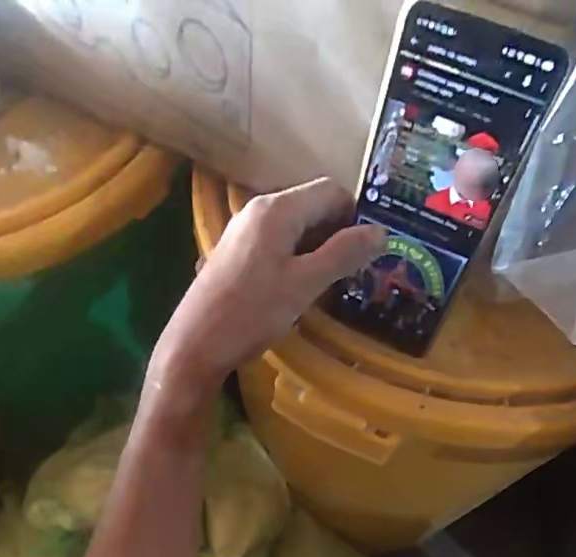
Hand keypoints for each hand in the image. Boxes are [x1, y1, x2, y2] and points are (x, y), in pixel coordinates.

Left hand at [151, 178, 387, 394]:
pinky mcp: (232, 256)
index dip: (355, 216)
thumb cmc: (251, 314)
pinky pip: (273, 247)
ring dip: (315, 251)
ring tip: (326, 285)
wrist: (195, 346)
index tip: (367, 251)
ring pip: (292, 229)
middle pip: (311, 207)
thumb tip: (380, 232)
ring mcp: (241, 233)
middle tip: (351, 272)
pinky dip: (292, 261)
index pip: (331, 190)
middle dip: (335, 234)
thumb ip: (342, 255)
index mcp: (277, 208)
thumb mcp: (304, 285)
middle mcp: (257, 210)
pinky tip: (295, 291)